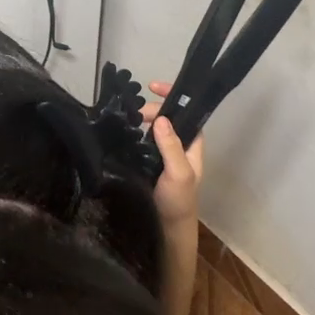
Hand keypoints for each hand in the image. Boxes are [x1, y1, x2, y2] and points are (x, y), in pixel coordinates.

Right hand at [139, 83, 203, 226]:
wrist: (167, 227)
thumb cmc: (179, 200)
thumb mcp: (179, 172)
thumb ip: (171, 146)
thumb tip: (162, 119)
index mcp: (191, 144)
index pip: (186, 113)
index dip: (174, 98)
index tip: (153, 87)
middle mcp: (178, 146)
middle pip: (167, 118)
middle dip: (152, 110)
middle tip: (134, 114)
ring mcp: (163, 155)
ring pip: (153, 130)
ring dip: (141, 121)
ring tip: (126, 120)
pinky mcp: (148, 163)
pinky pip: (142, 142)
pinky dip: (133, 134)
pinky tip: (123, 133)